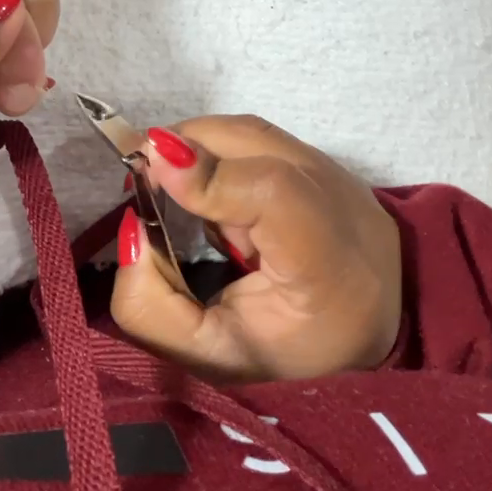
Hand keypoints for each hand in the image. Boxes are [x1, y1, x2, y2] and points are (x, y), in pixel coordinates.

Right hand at [111, 116, 402, 381]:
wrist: (360, 336)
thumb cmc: (284, 356)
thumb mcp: (211, 357)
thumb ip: (151, 306)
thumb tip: (131, 227)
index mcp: (328, 270)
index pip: (277, 194)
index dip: (211, 174)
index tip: (152, 170)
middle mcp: (345, 209)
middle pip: (257, 146)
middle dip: (186, 148)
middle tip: (140, 178)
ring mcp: (340, 178)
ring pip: (252, 133)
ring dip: (198, 145)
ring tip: (167, 181)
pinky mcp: (327, 164)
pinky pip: (258, 140)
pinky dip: (218, 150)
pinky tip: (204, 184)